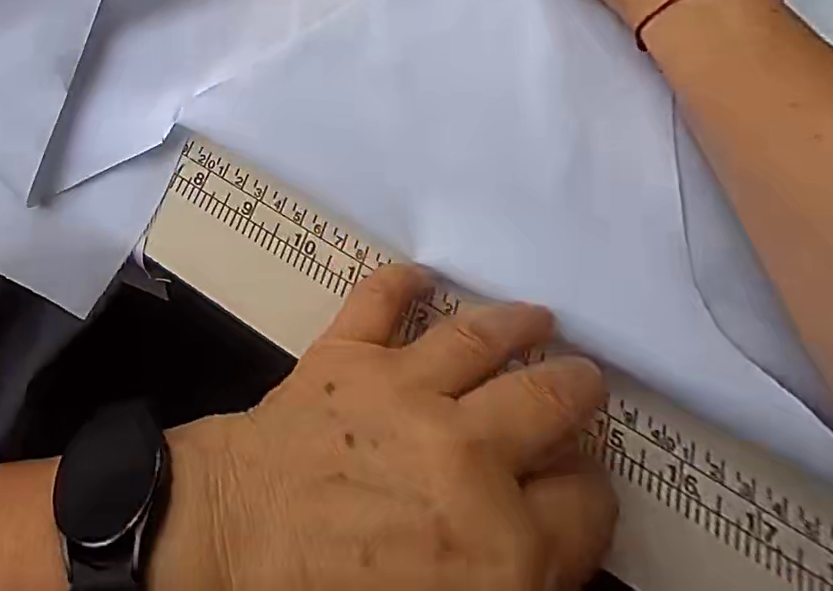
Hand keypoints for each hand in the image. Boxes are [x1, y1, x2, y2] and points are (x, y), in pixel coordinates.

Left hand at [151, 265, 616, 590]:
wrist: (244, 526)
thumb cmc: (345, 584)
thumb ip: (523, 561)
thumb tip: (549, 511)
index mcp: (511, 539)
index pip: (586, 500)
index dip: (588, 482)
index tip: (581, 467)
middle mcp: (467, 452)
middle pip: (544, 407)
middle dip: (573, 389)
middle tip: (583, 374)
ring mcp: (401, 391)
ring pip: (474, 342)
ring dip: (512, 325)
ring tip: (534, 316)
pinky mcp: (342, 354)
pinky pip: (376, 303)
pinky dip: (398, 281)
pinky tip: (420, 273)